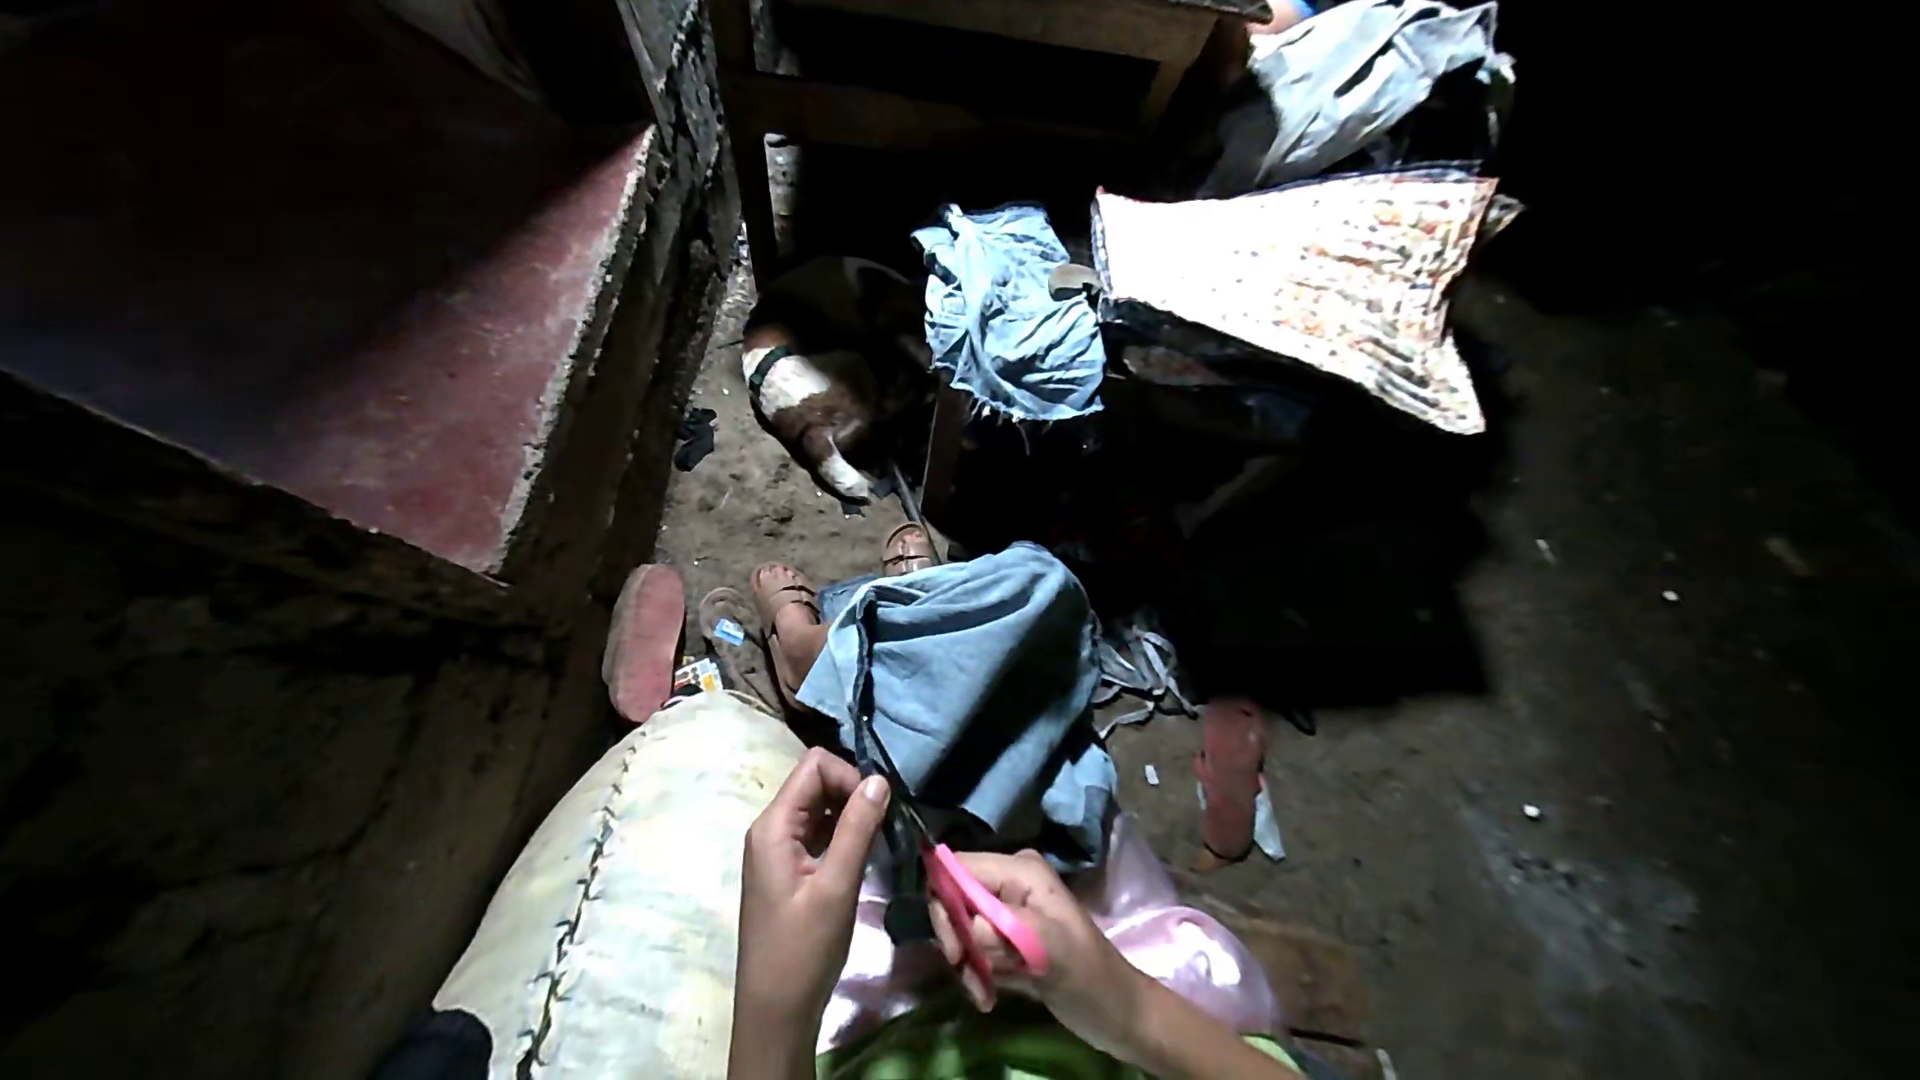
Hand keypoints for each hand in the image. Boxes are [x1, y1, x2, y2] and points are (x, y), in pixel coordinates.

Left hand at [730, 748, 890, 1078]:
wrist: (776, 1012)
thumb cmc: (803, 950)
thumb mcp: (836, 886)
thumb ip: (857, 828)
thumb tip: (880, 779)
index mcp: (773, 825)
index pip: (814, 765)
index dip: (849, 776)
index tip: (876, 808)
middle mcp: (771, 827)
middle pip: (816, 781)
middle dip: (852, 792)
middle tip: (881, 825)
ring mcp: (778, 847)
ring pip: (819, 804)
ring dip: (850, 813)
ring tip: (875, 839)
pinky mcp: (788, 865)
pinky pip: (817, 829)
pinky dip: (842, 831)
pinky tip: (861, 853)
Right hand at [928, 850, 1149, 1059]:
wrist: (1117, 1011)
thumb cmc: (1088, 973)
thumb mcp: (1054, 949)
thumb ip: (1011, 929)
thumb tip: (972, 924)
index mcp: (1020, 868)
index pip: (959, 866)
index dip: (945, 901)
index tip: (954, 948)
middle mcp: (1009, 879)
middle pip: (955, 895)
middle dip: (956, 938)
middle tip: (968, 975)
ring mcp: (1007, 906)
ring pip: (961, 924)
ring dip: (966, 962)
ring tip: (983, 994)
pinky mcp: (1007, 933)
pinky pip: (973, 944)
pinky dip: (975, 971)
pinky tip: (988, 996)